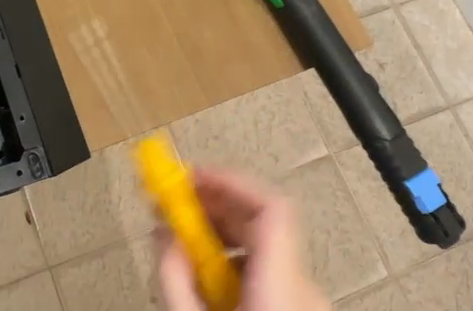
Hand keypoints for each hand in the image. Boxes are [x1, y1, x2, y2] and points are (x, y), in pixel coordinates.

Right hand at [157, 168, 328, 310]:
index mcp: (282, 286)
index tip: (186, 175)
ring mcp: (308, 298)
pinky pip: (269, 266)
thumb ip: (174, 273)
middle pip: (262, 220)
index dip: (230, 179)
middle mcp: (305, 285)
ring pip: (263, 243)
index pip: (271, 207)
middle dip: (213, 203)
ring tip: (182, 243)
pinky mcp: (302, 308)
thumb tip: (164, 228)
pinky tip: (208, 276)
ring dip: (220, 230)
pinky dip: (235, 256)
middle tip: (170, 202)